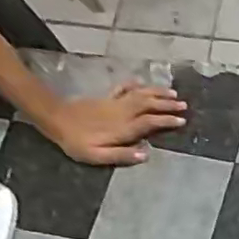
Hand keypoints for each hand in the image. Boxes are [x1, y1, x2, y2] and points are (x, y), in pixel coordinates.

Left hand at [34, 82, 186, 165]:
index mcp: (123, 128)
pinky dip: (134, 85)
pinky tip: (141, 83)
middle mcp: (122, 113)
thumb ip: (122, 155)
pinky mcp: (106, 99)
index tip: (182, 120)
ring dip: (157, 93)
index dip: (167, 120)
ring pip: (140, 94)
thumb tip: (146, 154)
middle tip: (184, 105)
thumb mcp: (97, 155)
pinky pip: (123, 89)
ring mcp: (114, 104)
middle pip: (149, 105)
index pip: (150, 122)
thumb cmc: (76, 142)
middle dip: (167, 104)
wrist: (55, 119)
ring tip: (172, 93)